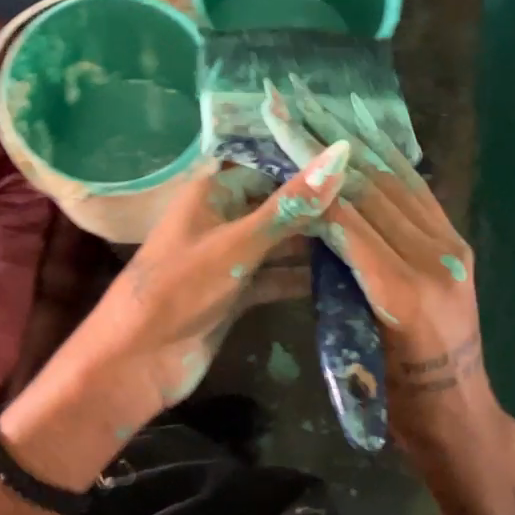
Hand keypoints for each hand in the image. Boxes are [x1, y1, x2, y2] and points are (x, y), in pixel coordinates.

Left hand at [69, 142, 351, 424]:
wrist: (137, 361)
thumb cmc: (180, 288)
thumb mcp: (239, 243)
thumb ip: (290, 204)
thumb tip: (339, 154)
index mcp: (212, 191)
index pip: (266, 163)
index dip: (307, 160)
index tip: (358, 155)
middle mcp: (222, 216)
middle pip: (277, 202)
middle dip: (319, 203)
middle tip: (377, 198)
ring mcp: (230, 256)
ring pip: (280, 240)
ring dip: (316, 241)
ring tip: (372, 234)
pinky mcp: (236, 292)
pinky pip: (277, 276)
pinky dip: (303, 276)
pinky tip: (347, 276)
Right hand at [257, 80, 486, 433]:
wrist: (453, 408)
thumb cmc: (390, 390)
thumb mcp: (350, 335)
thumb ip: (336, 275)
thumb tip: (309, 219)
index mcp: (402, 290)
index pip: (346, 217)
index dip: (310, 174)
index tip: (280, 134)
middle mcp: (434, 259)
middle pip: (370, 188)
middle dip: (326, 142)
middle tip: (294, 102)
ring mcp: (451, 247)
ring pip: (395, 179)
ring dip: (356, 138)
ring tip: (324, 102)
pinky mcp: (456, 242)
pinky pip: (418, 190)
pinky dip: (390, 156)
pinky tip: (370, 128)